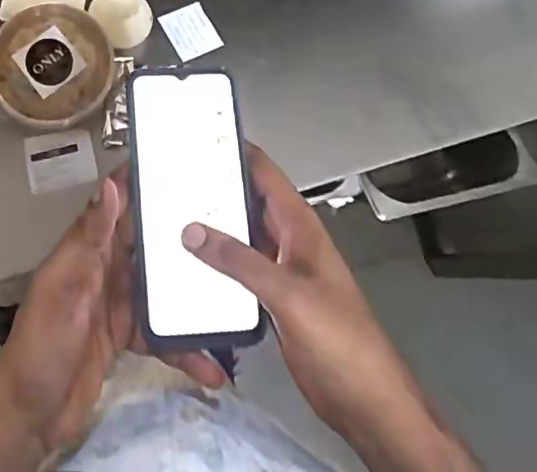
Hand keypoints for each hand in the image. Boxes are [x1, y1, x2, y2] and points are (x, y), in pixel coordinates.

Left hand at [0, 174, 220, 471]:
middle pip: (146, 241)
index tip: (175, 161)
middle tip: (222, 217)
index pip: (115, 205)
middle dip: (178, 230)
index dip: (139, 182)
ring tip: (230, 290)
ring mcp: (117, 303)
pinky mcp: (127, 335)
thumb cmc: (42, 344)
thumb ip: (90, 239)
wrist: (31, 414)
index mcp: (86, 250)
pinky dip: (184, 346)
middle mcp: (104, 269)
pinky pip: (162, 333)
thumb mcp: (65, 289)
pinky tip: (212, 366)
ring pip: (161, 286)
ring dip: (190, 291)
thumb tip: (110, 185)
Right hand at [181, 146, 480, 471]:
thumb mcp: (288, 294)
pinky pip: (239, 265)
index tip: (198, 134)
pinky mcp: (271, 295)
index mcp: (299, 225)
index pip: (264, 172)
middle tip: (172, 174)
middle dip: (214, 185)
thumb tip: (192, 230)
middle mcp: (288, 239)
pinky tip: (189, 259)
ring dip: (213, 223)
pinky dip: (216, 258)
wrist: (365, 401)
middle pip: (247, 200)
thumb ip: (239, 261)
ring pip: (241, 233)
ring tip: (171, 210)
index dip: (235, 149)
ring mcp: (280, 267)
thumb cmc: (338, 338)